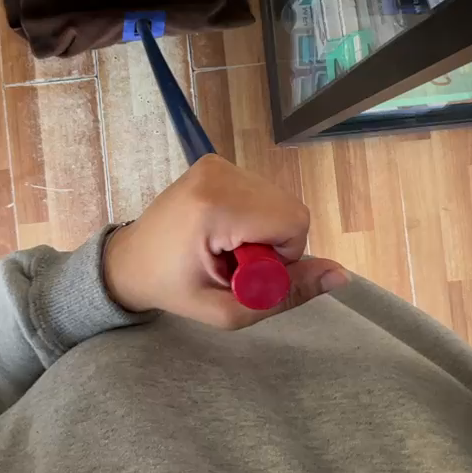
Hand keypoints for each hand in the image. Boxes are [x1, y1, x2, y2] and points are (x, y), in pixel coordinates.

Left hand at [102, 155, 348, 328]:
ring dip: (264, 231)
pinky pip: (262, 192)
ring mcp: (215, 163)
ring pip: (279, 201)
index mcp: (215, 206)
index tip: (246, 272)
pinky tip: (221, 232)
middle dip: (274, 244)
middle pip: (290, 210)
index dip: (282, 258)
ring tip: (224, 248)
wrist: (129, 260)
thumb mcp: (228, 309)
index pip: (293, 223)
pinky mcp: (215, 162)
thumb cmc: (173, 289)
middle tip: (233, 263)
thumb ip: (287, 293)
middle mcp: (218, 174)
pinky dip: (253, 217)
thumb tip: (342, 275)